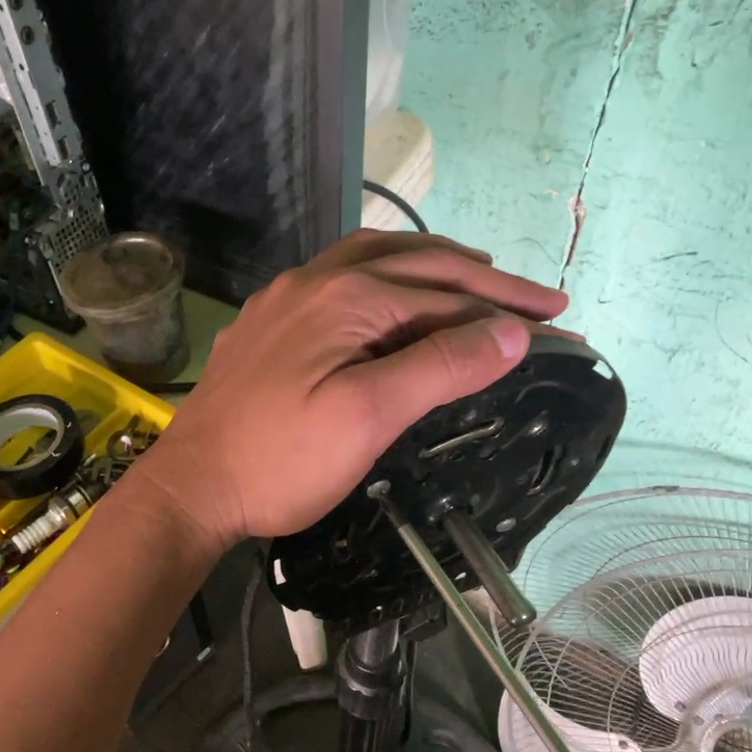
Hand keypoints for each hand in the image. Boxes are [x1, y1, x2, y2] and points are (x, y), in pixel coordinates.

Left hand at [125, 229, 571, 551]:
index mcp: (346, 296)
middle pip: (415, 266)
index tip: (559, 323)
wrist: (192, 487)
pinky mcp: (268, 327)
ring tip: (475, 281)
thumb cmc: (280, 461)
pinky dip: (383, 280)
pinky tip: (391, 299)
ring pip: (373, 263)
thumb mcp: (368, 417)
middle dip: (481, 282)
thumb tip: (512, 333)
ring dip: (430, 268)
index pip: (447, 295)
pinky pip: (338, 282)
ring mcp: (285, 301)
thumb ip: (440, 367)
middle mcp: (314, 281)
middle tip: (538, 300)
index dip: (507, 310)